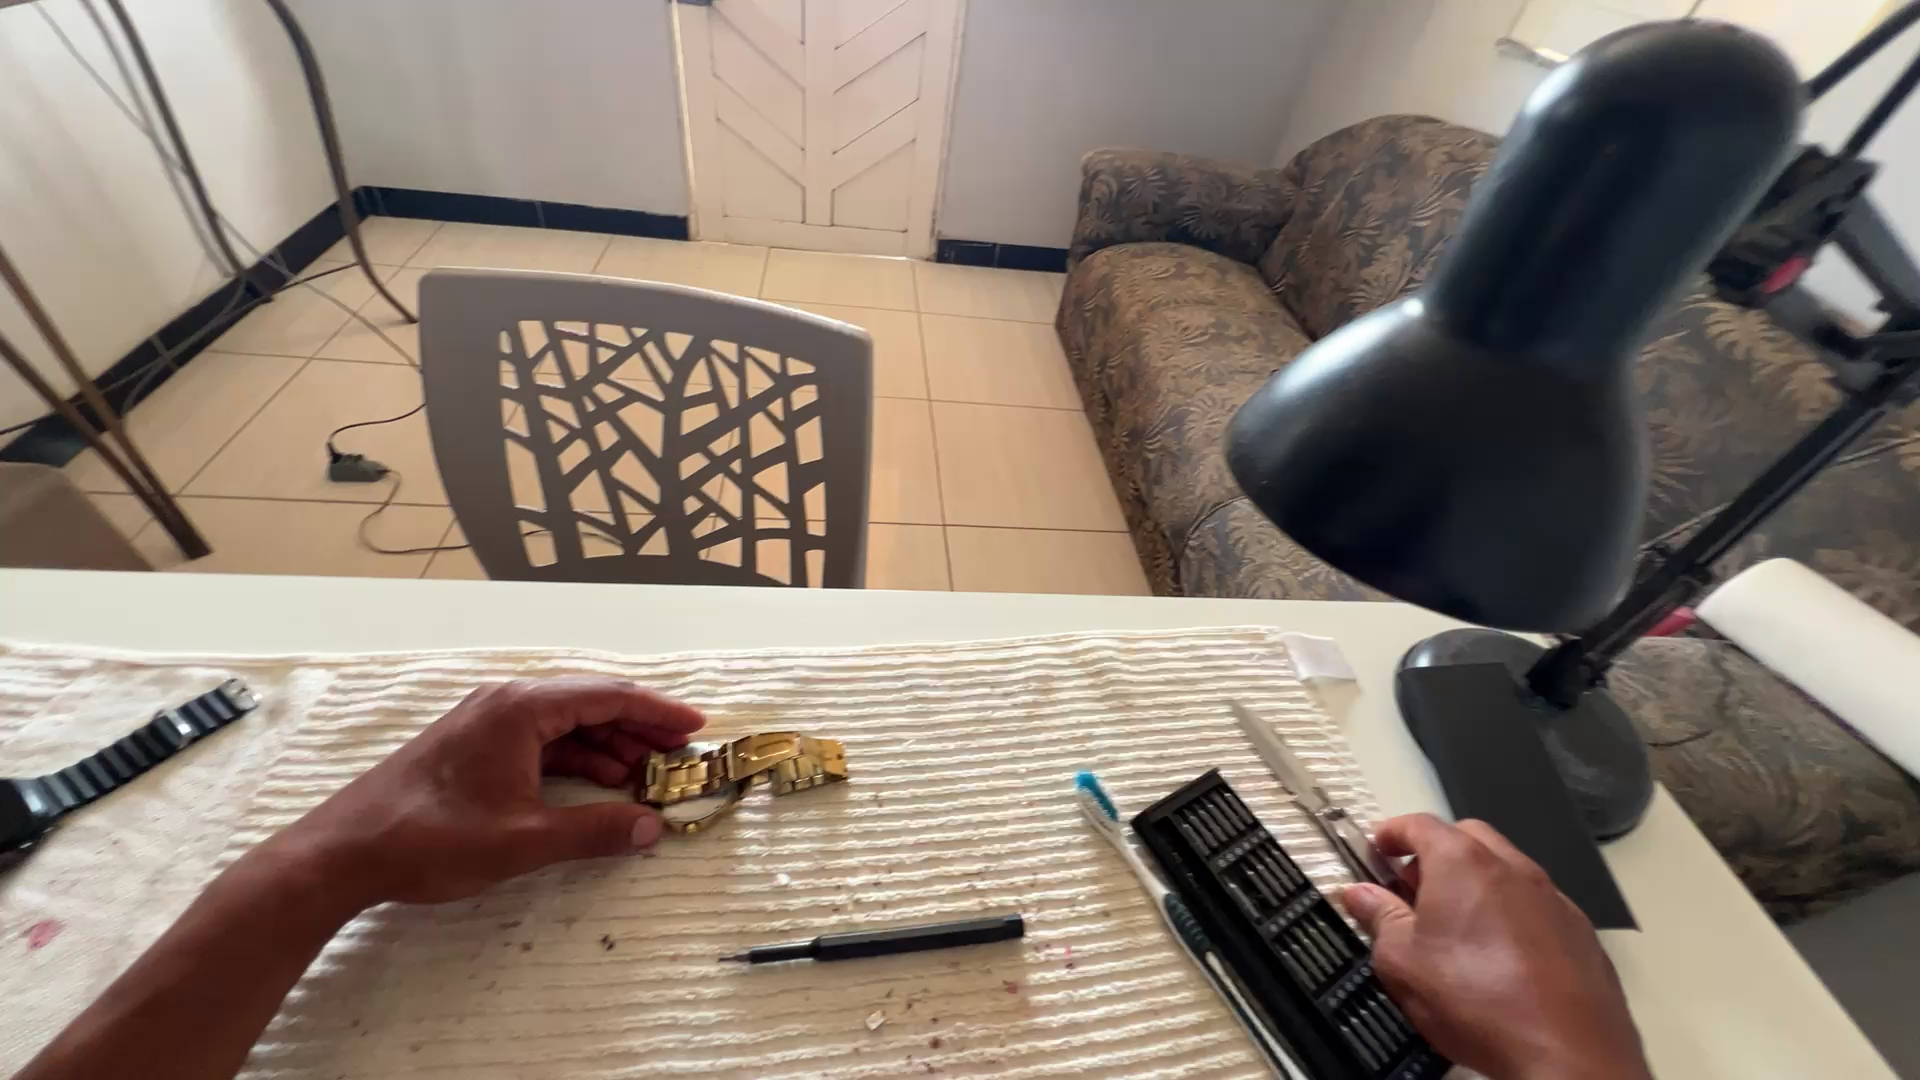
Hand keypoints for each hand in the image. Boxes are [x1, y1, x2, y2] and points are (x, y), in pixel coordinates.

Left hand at [268, 678, 705, 908]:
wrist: (335, 856)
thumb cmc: (430, 838)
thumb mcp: (522, 840)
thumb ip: (594, 831)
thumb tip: (652, 828)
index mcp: (524, 708)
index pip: (611, 696)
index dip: (659, 711)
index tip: (695, 726)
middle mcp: (510, 700)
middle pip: (594, 701)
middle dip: (641, 726)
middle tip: (680, 750)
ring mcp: (491, 718)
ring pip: (571, 719)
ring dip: (613, 742)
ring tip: (647, 769)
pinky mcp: (479, 740)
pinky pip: (546, 736)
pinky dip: (580, 754)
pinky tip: (601, 778)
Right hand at [1339, 814, 1651, 1079]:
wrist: (1572, 1065)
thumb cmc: (1478, 1002)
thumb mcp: (1401, 960)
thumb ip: (1378, 917)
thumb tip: (1360, 895)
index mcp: (1462, 862)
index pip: (1418, 823)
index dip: (1391, 833)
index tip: (1377, 849)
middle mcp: (1512, 868)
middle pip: (1467, 836)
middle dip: (1436, 851)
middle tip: (1413, 885)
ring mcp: (1555, 902)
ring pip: (1506, 870)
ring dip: (1476, 882)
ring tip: (1456, 923)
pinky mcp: (1585, 939)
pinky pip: (1538, 907)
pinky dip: (1512, 913)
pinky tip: (1500, 955)